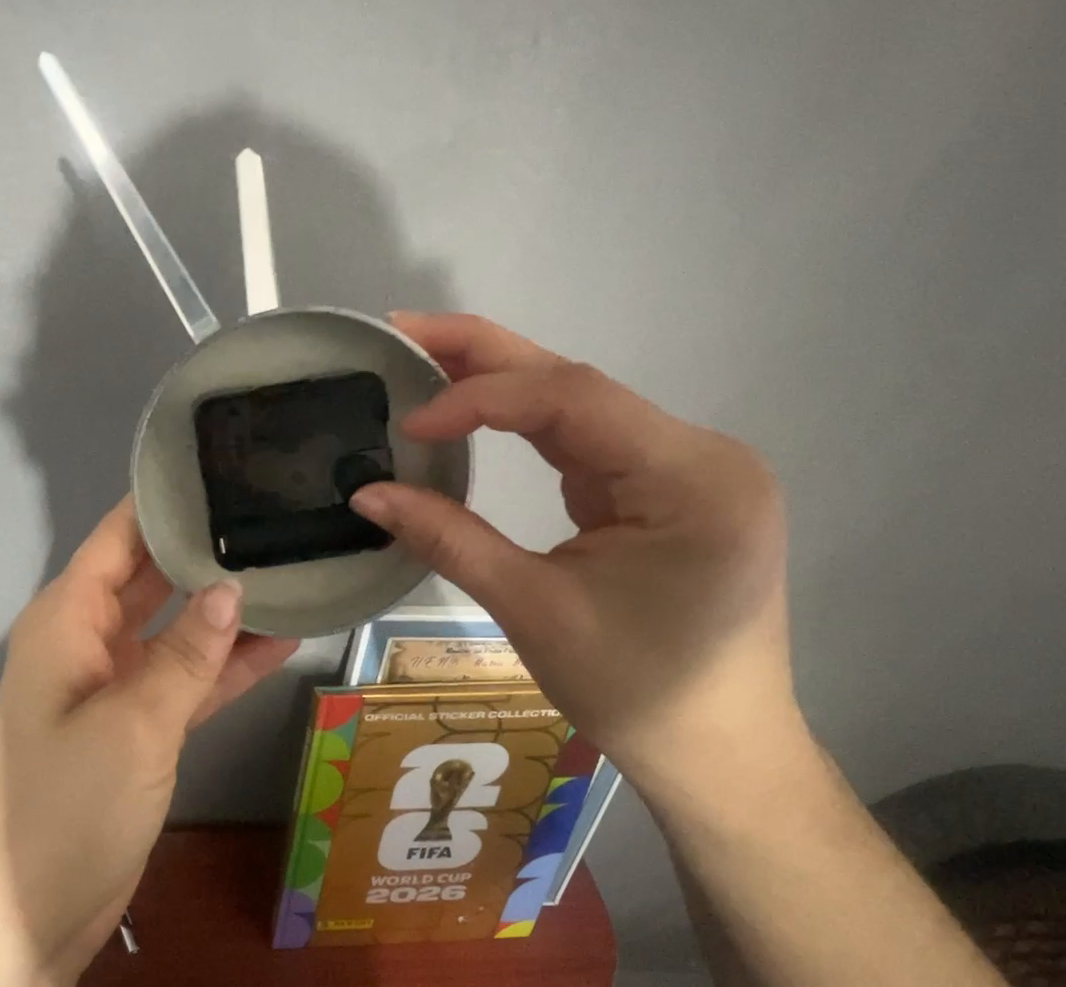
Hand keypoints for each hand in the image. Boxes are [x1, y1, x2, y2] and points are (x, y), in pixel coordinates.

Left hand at [0, 499, 297, 986]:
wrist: (29, 911)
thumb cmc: (67, 802)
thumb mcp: (133, 723)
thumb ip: (185, 654)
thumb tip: (230, 586)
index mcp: (66, 618)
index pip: (117, 537)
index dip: (162, 503)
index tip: (220, 467)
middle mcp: (86, 638)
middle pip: (149, 576)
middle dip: (202, 549)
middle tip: (271, 512)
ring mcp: (112, 684)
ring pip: (173, 629)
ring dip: (223, 609)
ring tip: (291, 568)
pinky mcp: (135, 726)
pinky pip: (184, 679)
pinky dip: (223, 664)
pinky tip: (281, 640)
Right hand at [349, 314, 794, 789]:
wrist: (719, 755)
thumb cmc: (637, 690)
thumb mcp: (533, 610)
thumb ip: (448, 537)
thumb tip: (365, 493)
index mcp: (689, 478)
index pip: (570, 400)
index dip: (478, 397)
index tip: (408, 425)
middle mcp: (697, 455)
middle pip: (575, 383)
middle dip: (483, 353)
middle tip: (401, 330)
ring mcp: (683, 469)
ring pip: (576, 405)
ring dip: (497, 381)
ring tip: (420, 358)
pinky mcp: (661, 490)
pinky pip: (582, 438)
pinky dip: (520, 421)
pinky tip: (470, 407)